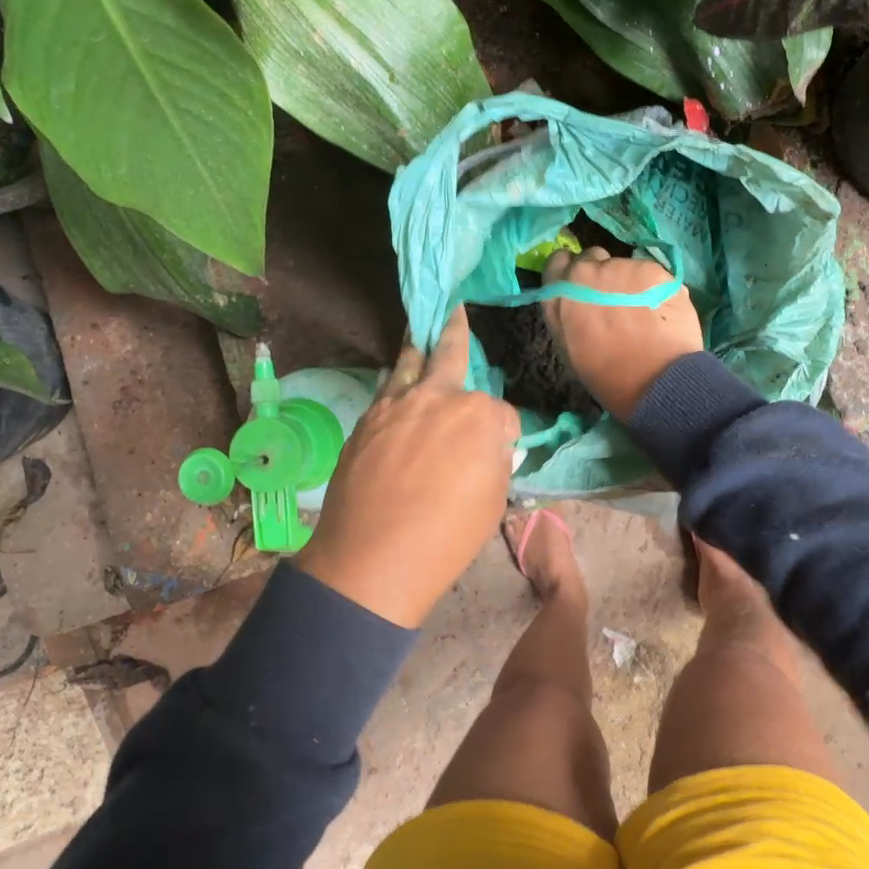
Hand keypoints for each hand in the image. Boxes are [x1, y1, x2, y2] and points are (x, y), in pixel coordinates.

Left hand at [296, 308, 520, 627]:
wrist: (373, 558)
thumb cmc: (447, 536)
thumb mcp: (493, 501)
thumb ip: (493, 461)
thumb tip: (486, 447)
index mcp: (479, 415)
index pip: (501, 413)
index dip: (503, 434)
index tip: (498, 454)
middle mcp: (437, 397)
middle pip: (450, 353)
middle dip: (456, 331)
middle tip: (455, 310)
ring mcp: (395, 405)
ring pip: (408, 362)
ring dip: (417, 348)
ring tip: (418, 332)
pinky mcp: (365, 421)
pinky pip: (383, 389)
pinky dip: (393, 382)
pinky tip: (393, 383)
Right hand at [541, 247, 703, 420]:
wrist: (654, 380)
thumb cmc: (605, 374)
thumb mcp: (567, 346)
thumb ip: (565, 313)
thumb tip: (573, 300)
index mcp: (561, 291)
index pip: (558, 261)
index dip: (570, 272)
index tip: (581, 286)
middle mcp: (589, 270)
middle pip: (593, 258)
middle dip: (602, 273)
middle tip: (614, 301)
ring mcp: (624, 266)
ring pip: (626, 266)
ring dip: (630, 281)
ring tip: (643, 312)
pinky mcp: (655, 270)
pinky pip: (652, 274)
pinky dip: (655, 288)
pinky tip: (662, 312)